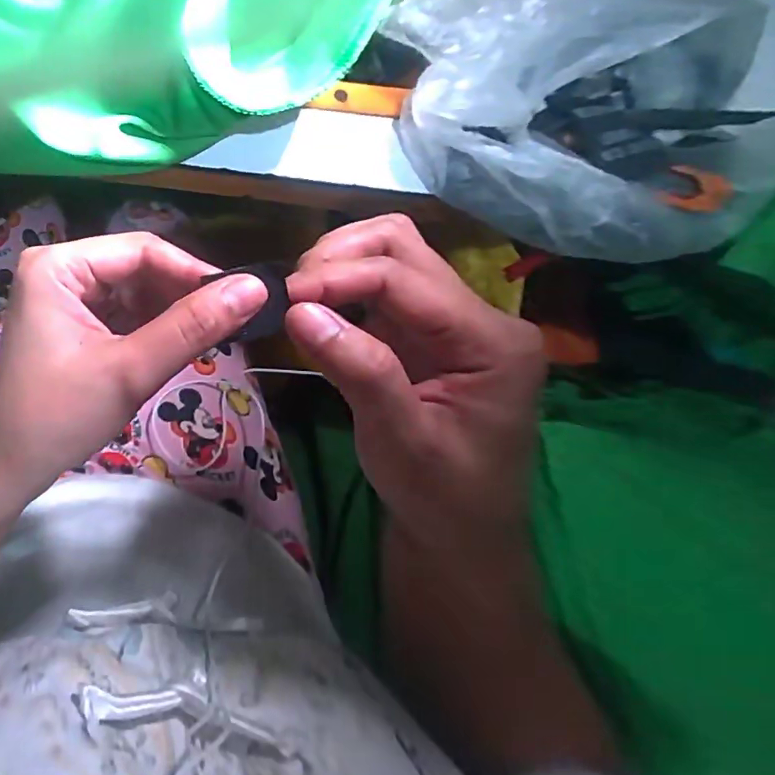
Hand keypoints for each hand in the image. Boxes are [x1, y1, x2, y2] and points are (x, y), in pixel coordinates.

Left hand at [0, 233, 267, 491]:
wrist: (8, 466)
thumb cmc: (61, 416)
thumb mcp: (131, 370)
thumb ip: (191, 327)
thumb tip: (254, 288)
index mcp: (57, 265)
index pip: (141, 250)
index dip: (193, 271)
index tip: (242, 295)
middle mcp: (56, 267)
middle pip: (136, 266)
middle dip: (181, 293)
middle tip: (230, 319)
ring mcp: (59, 293)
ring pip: (131, 289)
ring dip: (169, 310)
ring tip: (211, 333)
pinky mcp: (67, 318)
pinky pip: (118, 309)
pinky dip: (149, 325)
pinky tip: (178, 342)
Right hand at [283, 214, 545, 555]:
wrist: (460, 531)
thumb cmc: (440, 495)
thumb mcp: (400, 439)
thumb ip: (358, 369)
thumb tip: (297, 310)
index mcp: (491, 339)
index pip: (402, 276)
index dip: (337, 276)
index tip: (284, 299)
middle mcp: (477, 314)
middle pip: (399, 243)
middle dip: (337, 256)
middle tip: (293, 294)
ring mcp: (449, 318)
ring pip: (387, 254)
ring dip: (335, 264)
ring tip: (298, 300)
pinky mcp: (422, 329)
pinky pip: (377, 285)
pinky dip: (338, 286)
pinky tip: (314, 310)